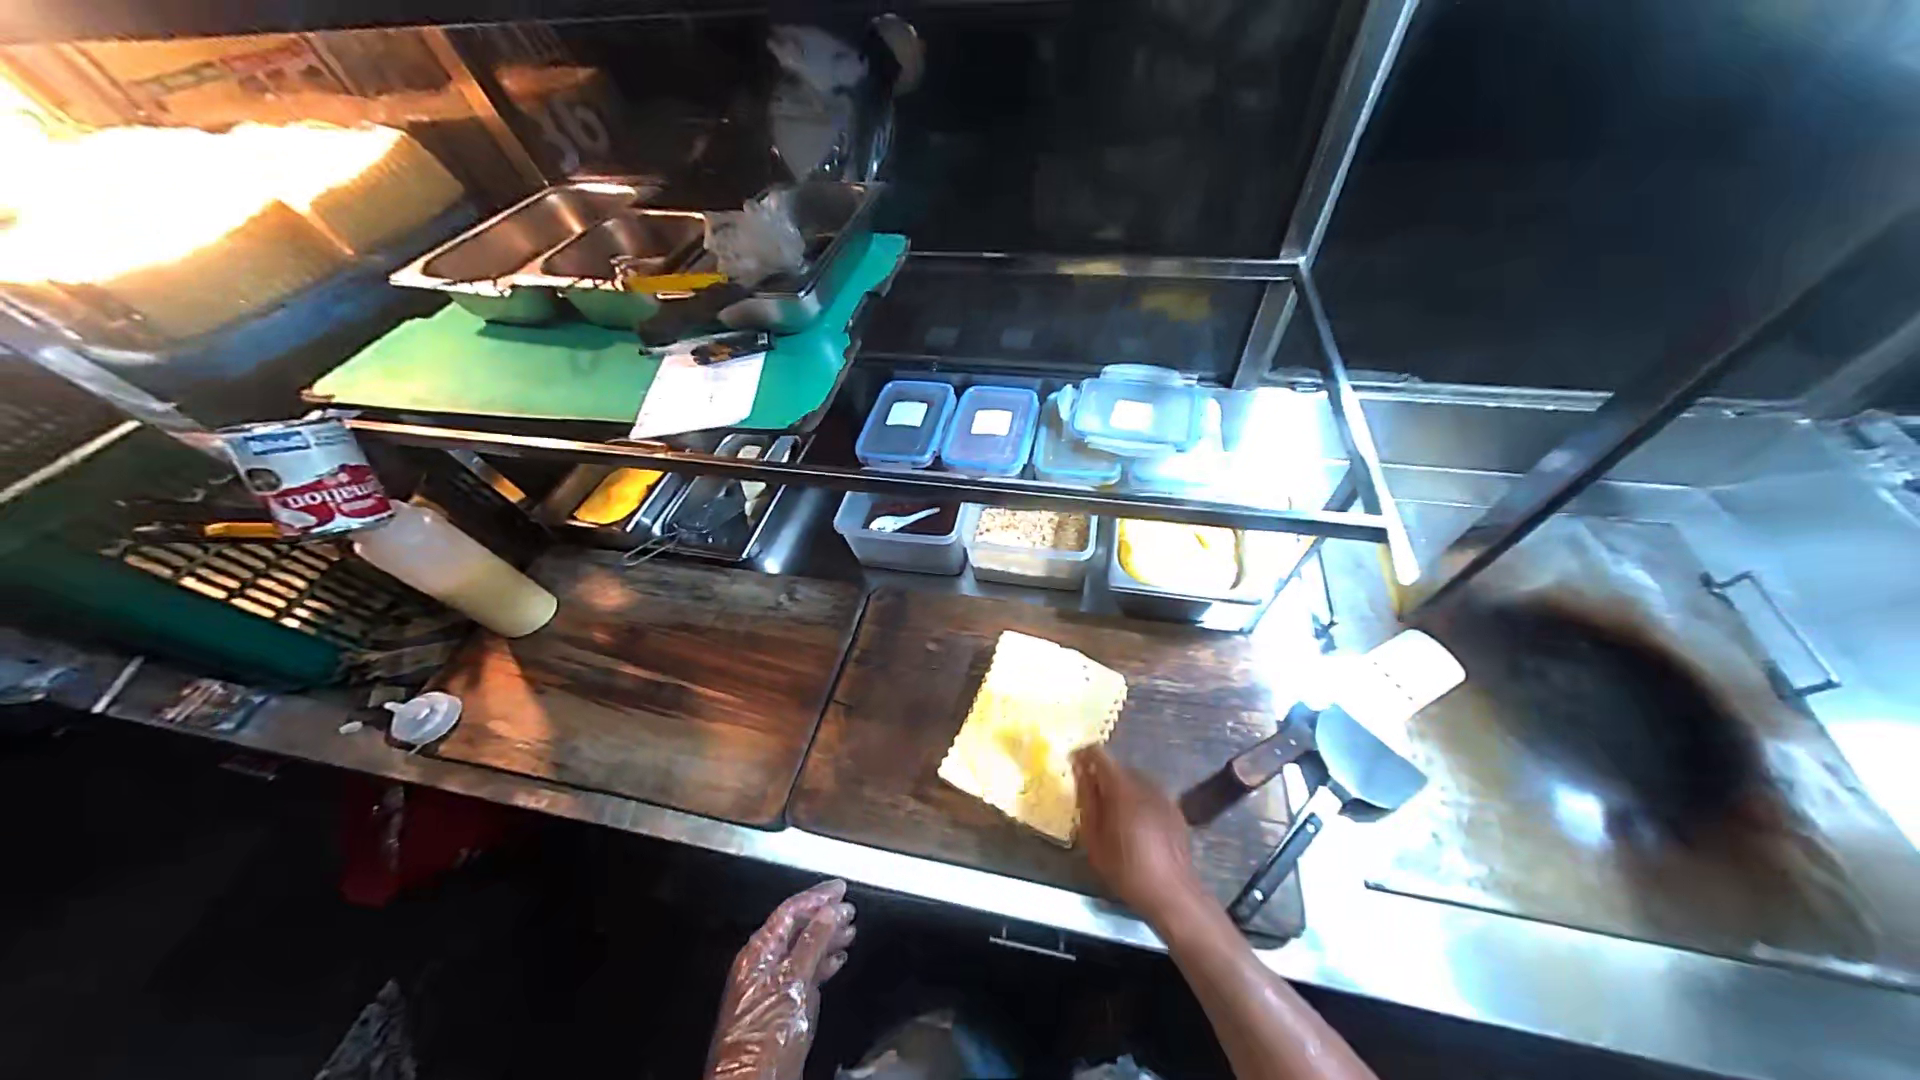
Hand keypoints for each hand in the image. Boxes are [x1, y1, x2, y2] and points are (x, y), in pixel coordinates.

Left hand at [704, 879, 857, 1079]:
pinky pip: (804, 973)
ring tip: (849, 931)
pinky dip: (823, 963)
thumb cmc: (763, 1040)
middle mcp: (763, 965)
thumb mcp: (793, 984)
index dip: (816, 897)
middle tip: (849, 908)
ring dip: (827, 937)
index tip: (839, 888)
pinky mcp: (780, 1007)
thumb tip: (830, 911)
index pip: (789, 912)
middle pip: (796, 928)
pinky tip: (837, 960)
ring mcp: (771, 986)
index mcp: (759, 953)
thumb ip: (812, 944)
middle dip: (824, 915)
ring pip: (802, 950)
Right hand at [1073, 745, 1211, 927]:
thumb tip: (1080, 772)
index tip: (1073, 765)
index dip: (1084, 755)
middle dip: (1101, 775)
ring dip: (1120, 788)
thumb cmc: (1125, 868)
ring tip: (1111, 812)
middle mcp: (1144, 783)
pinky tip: (1134, 824)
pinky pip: (1149, 794)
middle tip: (1089, 795)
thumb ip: (1086, 800)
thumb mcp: (1094, 838)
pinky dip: (1137, 800)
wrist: (1171, 893)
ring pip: (1134, 780)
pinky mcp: (1174, 809)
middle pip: (1118, 768)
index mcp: (1122, 787)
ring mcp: (1163, 795)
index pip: (1099, 755)